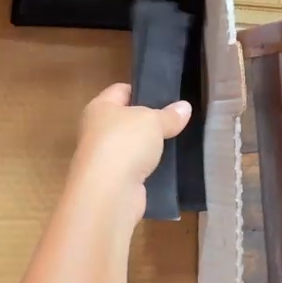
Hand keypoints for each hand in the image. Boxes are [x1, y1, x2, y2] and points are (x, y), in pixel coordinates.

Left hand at [69, 83, 190, 197]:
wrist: (109, 193)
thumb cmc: (124, 142)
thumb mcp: (153, 121)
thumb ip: (169, 115)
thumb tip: (185, 107)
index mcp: (99, 108)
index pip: (120, 90)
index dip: (142, 89)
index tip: (165, 94)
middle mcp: (96, 131)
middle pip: (126, 119)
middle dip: (148, 121)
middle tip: (175, 119)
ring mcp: (104, 158)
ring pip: (131, 146)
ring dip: (148, 147)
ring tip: (175, 142)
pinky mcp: (113, 182)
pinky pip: (134, 169)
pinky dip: (148, 169)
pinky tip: (167, 166)